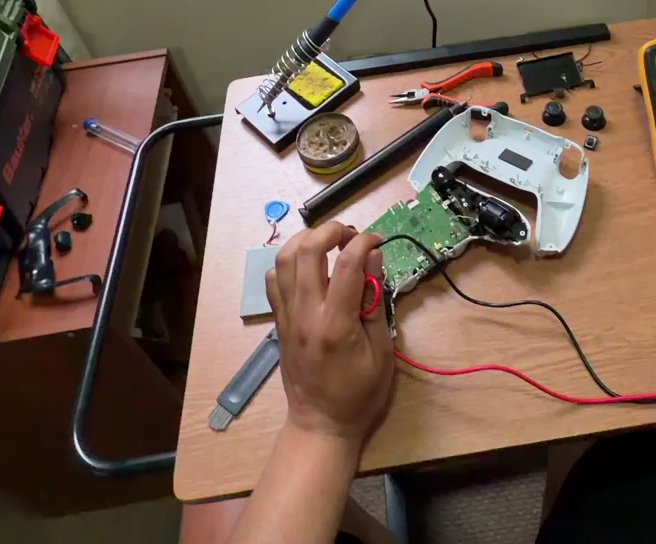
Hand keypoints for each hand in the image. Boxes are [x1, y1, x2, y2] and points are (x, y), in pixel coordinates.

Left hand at [264, 223, 394, 444]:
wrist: (320, 425)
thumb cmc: (359, 393)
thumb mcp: (382, 351)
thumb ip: (376, 301)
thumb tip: (373, 257)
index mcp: (335, 324)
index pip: (346, 264)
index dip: (364, 242)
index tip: (378, 240)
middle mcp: (305, 314)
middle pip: (306, 251)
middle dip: (330, 230)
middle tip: (351, 235)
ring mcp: (286, 316)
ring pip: (283, 259)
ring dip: (306, 240)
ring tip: (329, 243)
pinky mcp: (278, 321)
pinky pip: (273, 280)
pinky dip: (288, 262)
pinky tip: (308, 266)